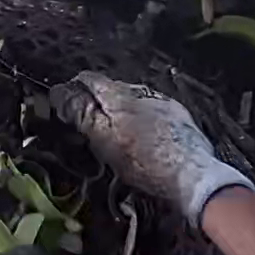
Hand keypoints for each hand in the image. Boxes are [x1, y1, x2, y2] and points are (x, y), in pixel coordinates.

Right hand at [50, 70, 253, 224]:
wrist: (195, 176)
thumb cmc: (142, 160)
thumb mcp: (103, 139)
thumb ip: (81, 112)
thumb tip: (59, 91)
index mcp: (117, 93)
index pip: (87, 78)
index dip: (73, 90)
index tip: (67, 107)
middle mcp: (139, 89)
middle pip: (110, 88)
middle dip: (98, 102)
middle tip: (92, 127)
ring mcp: (162, 101)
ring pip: (132, 99)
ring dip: (122, 111)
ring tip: (120, 134)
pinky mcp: (180, 116)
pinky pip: (152, 110)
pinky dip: (143, 119)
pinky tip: (146, 139)